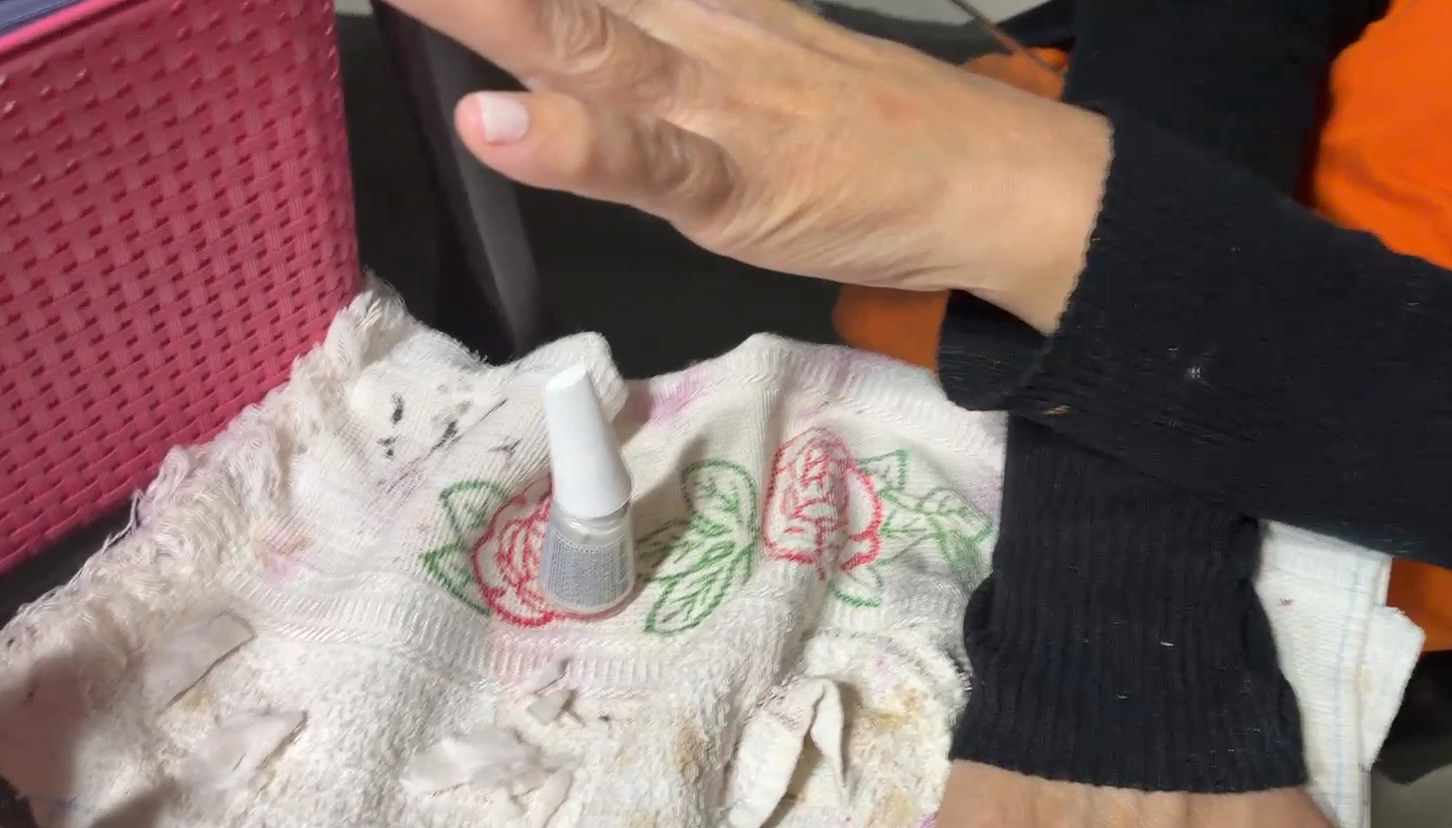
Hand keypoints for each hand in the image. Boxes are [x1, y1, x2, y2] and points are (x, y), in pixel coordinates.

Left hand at [377, 0, 1108, 330]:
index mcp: (686, 3)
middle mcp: (684, 28)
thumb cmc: (869, 133)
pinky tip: (499, 124)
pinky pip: (652, 161)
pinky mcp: (739, 185)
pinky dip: (576, 144)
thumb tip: (595, 54)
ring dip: (482, 6)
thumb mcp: (756, 68)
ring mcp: (711, 104)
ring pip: (582, 41)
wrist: (969, 176)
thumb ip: (672, 51)